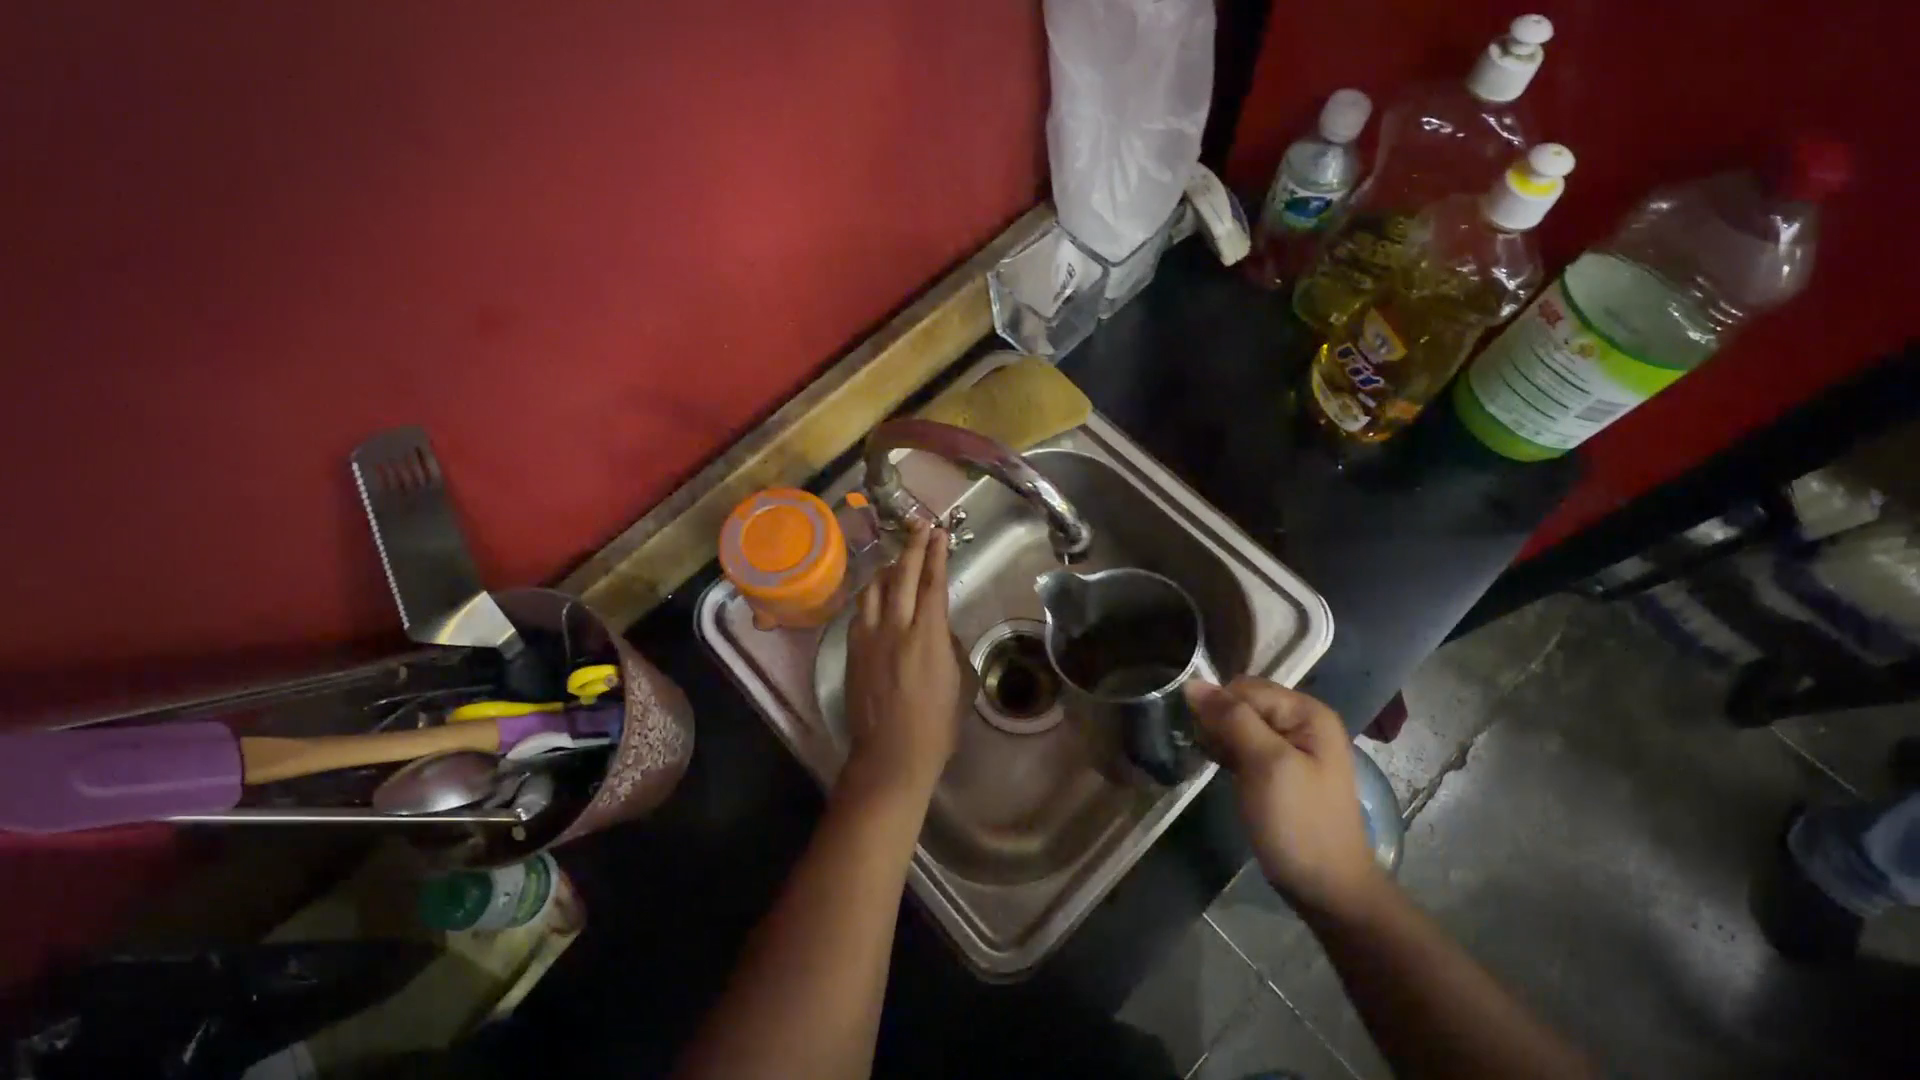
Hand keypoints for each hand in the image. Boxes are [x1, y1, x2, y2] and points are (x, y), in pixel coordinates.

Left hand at [841, 524, 961, 799]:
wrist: (890, 754)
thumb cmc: (936, 724)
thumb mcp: (957, 680)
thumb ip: (947, 646)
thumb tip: (937, 629)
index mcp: (927, 635)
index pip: (933, 582)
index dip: (937, 554)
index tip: (939, 533)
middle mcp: (895, 627)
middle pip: (903, 575)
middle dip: (913, 547)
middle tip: (919, 526)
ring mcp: (868, 637)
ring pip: (874, 587)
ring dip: (887, 568)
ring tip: (897, 559)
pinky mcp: (851, 649)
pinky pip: (860, 610)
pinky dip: (871, 595)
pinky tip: (876, 594)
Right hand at [1185, 677, 1383, 916]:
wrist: (1326, 887)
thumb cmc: (1298, 822)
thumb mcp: (1265, 764)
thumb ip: (1231, 719)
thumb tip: (1192, 683)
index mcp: (1307, 712)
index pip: (1244, 687)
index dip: (1218, 706)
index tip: (1200, 736)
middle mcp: (1303, 722)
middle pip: (1243, 703)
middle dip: (1218, 722)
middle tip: (1204, 752)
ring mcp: (1293, 749)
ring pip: (1241, 726)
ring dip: (1220, 739)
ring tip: (1208, 761)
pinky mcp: (1280, 772)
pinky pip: (1246, 747)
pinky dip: (1229, 755)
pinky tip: (1220, 771)